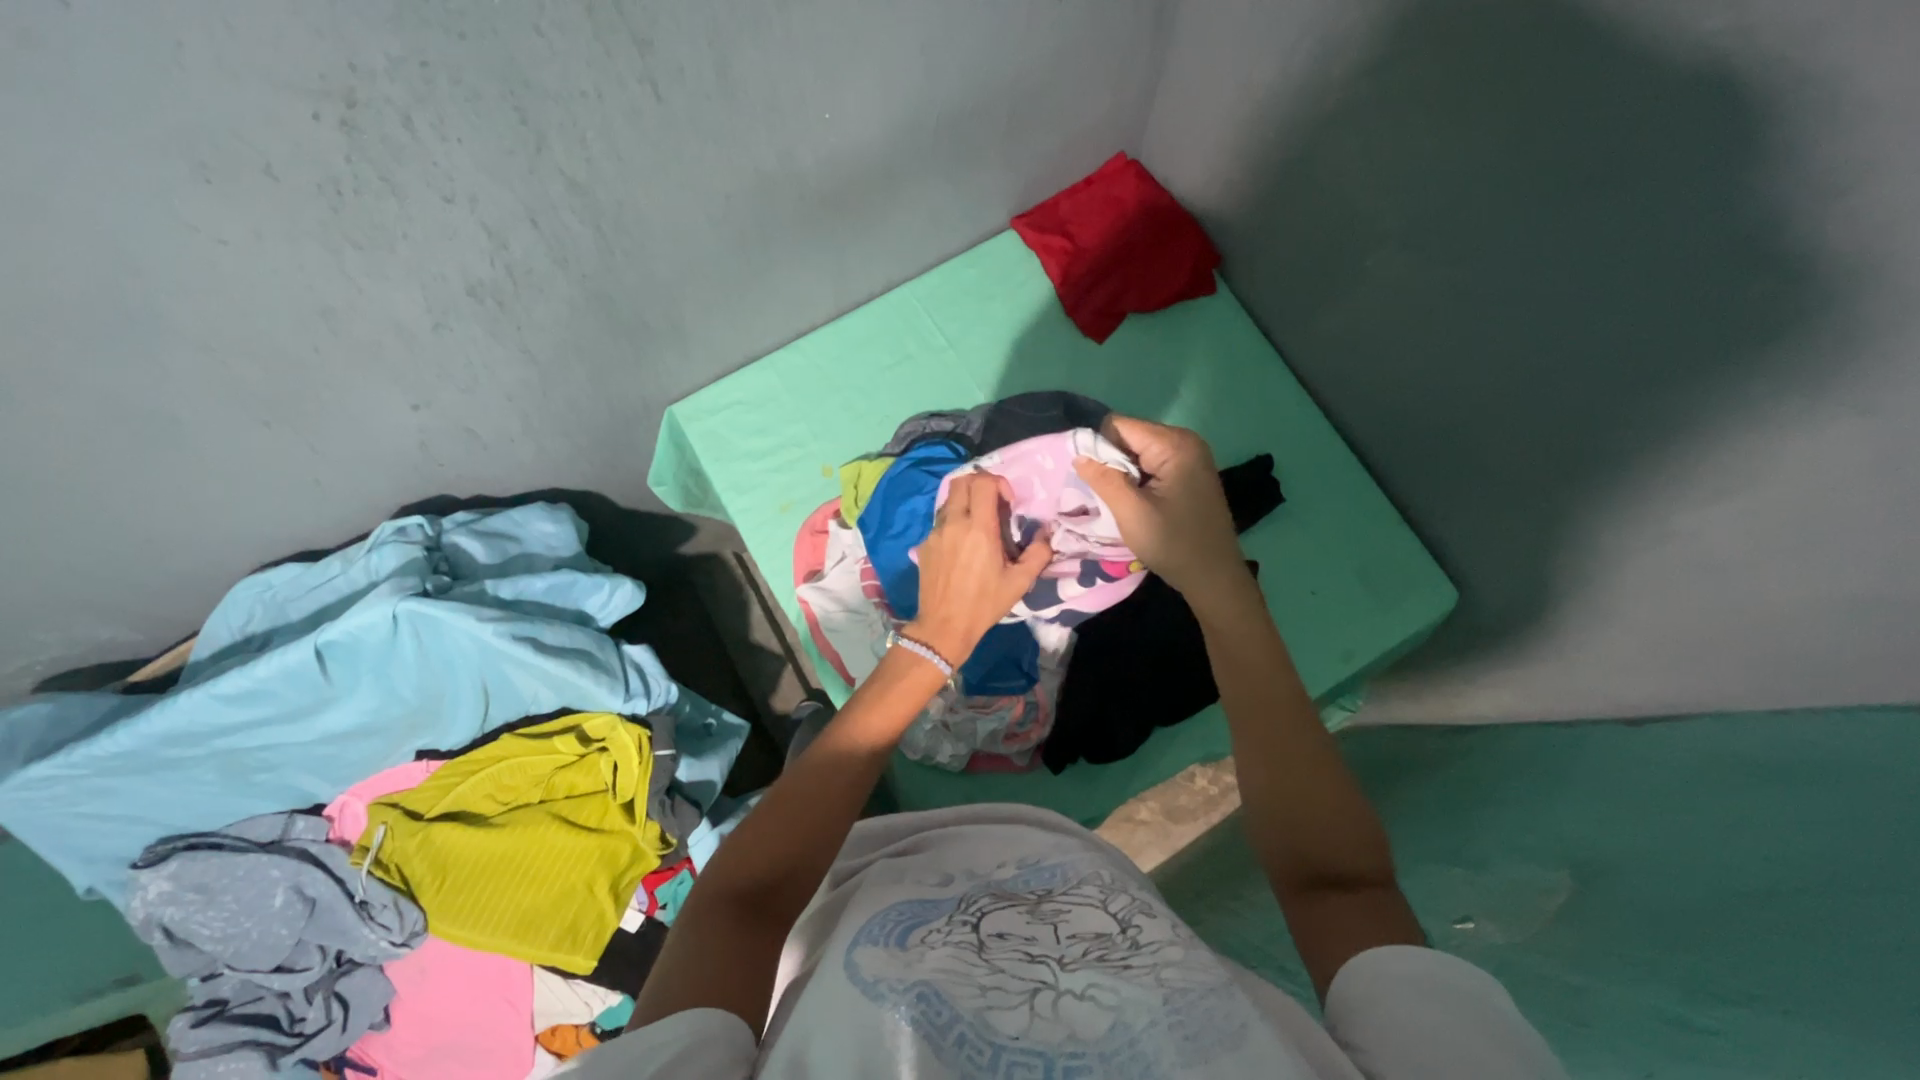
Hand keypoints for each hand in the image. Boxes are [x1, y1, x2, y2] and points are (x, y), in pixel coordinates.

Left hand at [905, 473, 1052, 666]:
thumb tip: (1046, 534)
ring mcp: (935, 533)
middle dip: (979, 484)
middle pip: (960, 481)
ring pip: (948, 501)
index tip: (1007, 502)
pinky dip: (954, 523)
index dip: (998, 483)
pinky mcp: (924, 545)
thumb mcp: (1020, 582)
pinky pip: (940, 522)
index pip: (983, 482)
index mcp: (979, 529)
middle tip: (993, 503)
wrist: (944, 626)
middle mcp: (953, 524)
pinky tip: (962, 547)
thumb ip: (1038, 554)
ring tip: (978, 526)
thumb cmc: (984, 604)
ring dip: (965, 503)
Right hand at [1074, 415, 1250, 601]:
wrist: (1214, 576)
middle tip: (1110, 496)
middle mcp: (1185, 440)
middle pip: (1130, 435)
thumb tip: (1079, 455)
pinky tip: (1140, 504)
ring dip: (1124, 473)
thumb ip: (1104, 479)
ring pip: (1138, 451)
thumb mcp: (1132, 513)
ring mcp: (1190, 456)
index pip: (1119, 425)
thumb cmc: (1174, 544)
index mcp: (1174, 444)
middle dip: (1112, 461)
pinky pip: (1152, 464)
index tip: (1096, 481)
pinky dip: (1139, 480)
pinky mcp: (1190, 472)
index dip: (1099, 448)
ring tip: (1124, 502)